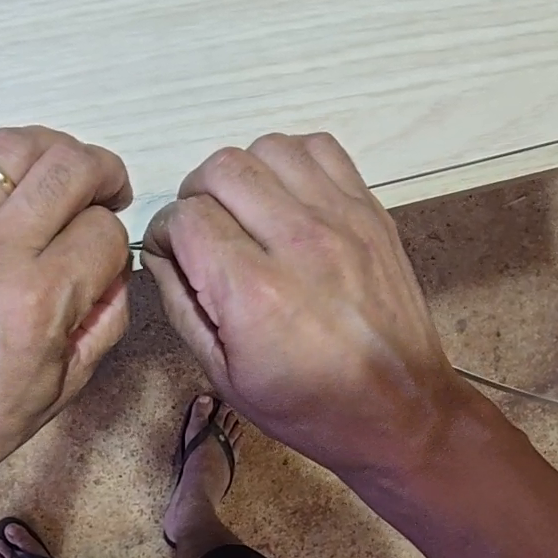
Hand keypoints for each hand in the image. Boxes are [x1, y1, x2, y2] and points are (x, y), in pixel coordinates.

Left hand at [0, 127, 133, 498]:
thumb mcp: (70, 383)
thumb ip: (107, 318)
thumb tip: (115, 266)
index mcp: (41, 298)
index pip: (104, 232)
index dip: (119, 240)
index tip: (107, 259)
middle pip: (69, 169)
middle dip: (104, 173)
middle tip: (109, 191)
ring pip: (14, 146)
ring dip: (53, 151)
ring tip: (60, 174)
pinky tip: (4, 173)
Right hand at [142, 133, 469, 478]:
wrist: (397, 410)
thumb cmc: (306, 405)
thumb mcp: (223, 375)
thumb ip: (182, 306)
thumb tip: (160, 255)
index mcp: (254, 293)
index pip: (186, 218)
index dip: (164, 233)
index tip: (171, 254)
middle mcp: (297, 243)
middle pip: (222, 169)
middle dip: (195, 196)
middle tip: (201, 233)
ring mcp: (341, 220)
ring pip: (268, 148)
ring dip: (242, 175)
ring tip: (242, 213)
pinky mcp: (370, 211)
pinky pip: (320, 148)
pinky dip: (290, 162)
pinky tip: (284, 200)